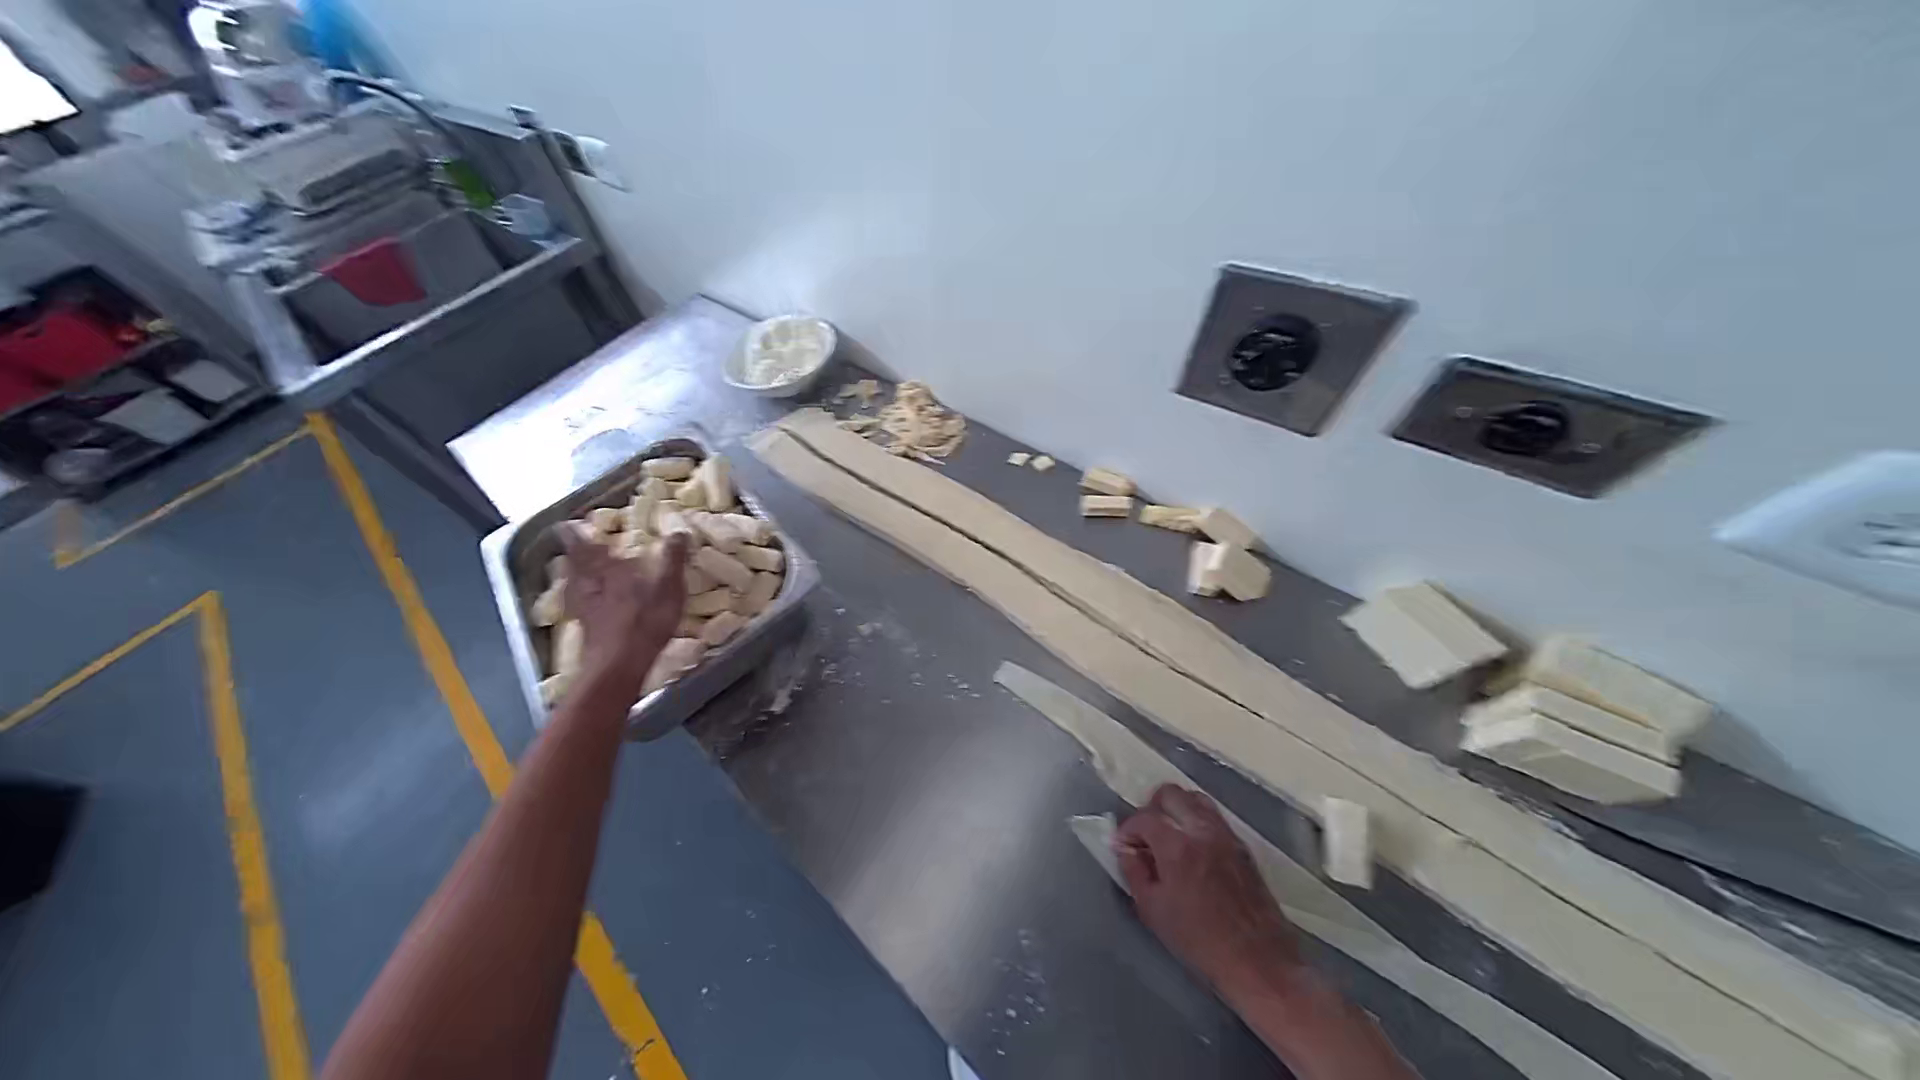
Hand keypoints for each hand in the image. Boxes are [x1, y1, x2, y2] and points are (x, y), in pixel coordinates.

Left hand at [559, 525, 688, 704]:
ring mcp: (584, 608)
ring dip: (575, 574)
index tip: (567, 523)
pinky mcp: (587, 628)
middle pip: (575, 564)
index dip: (575, 533)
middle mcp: (589, 584)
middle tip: (572, 542)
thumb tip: (679, 531)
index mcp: (606, 569)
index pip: (583, 545)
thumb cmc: (645, 621)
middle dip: (574, 553)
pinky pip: (581, 604)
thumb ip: (673, 559)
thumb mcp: (668, 586)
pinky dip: (582, 597)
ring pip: (574, 584)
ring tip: (579, 568)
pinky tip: (590, 602)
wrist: (618, 667)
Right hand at [1115, 785, 1302, 995]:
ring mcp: (1226, 835)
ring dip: (1177, 810)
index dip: (1127, 830)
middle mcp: (1202, 830)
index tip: (1124, 846)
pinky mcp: (1243, 846)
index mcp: (1177, 846)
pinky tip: (1193, 849)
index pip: (1143, 817)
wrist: (1258, 961)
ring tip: (1169, 836)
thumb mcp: (1152, 910)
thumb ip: (1134, 872)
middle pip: (1170, 794)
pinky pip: (1214, 817)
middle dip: (1151, 809)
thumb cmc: (1199, 940)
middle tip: (1145, 835)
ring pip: (1195, 799)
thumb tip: (1126, 849)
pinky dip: (1197, 821)